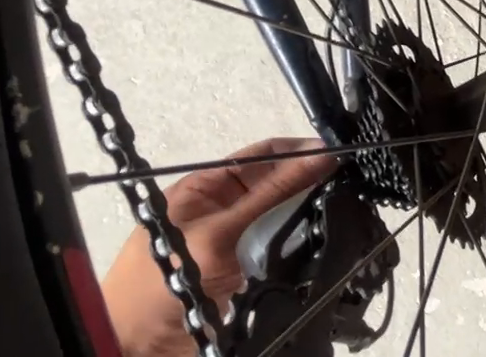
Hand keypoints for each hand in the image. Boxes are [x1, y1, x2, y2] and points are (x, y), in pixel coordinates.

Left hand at [101, 138, 336, 356]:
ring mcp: (233, 238)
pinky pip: (279, 240)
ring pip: (280, 211)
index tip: (336, 150)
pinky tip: (323, 228)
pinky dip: (299, 235)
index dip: (296, 150)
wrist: (139, 353)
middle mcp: (219, 207)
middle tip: (346, 173)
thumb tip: (324, 154)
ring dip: (305, 206)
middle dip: (306, 176)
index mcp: (202, 188)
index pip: (258, 155)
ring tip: (341, 197)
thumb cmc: (165, 283)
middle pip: (273, 181)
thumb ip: (273, 193)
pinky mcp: (245, 266)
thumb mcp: (218, 232)